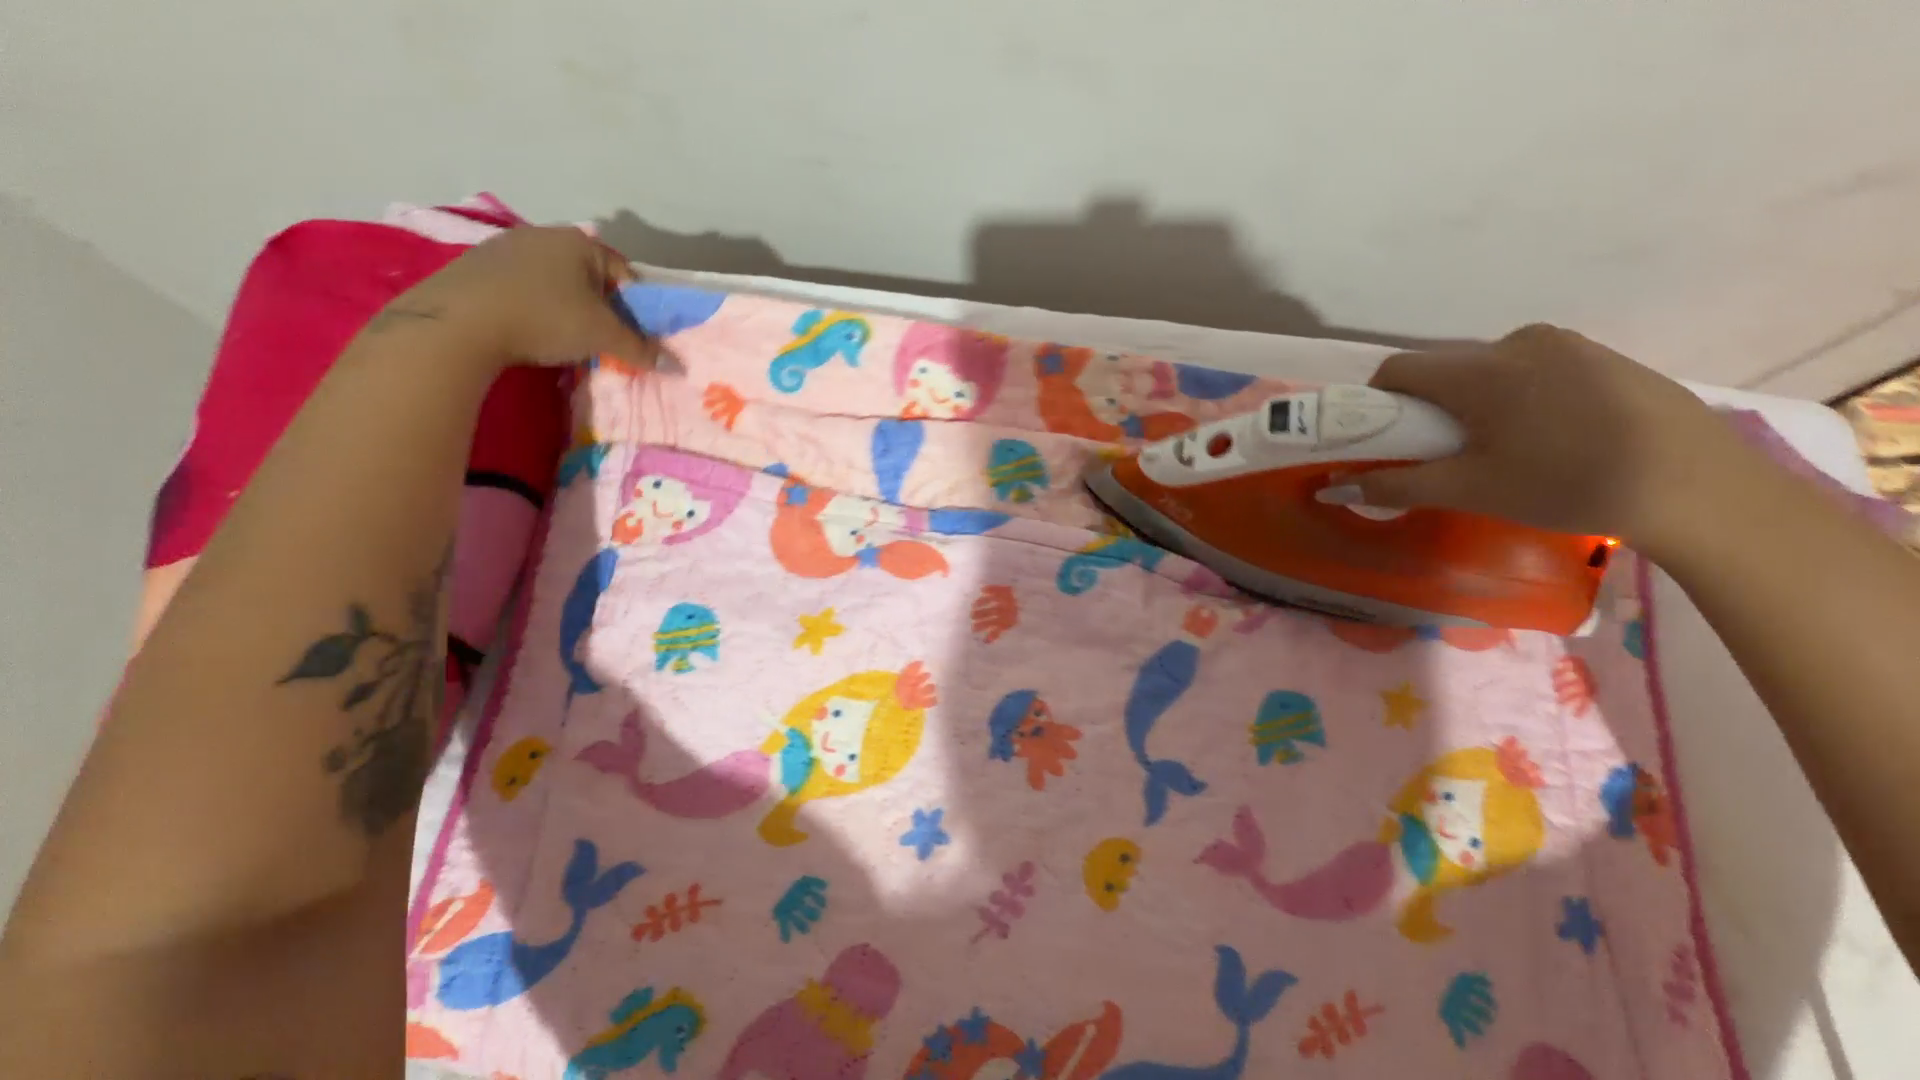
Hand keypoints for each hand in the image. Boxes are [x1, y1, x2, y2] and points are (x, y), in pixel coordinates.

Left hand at [370, 226, 653, 370]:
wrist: (459, 323)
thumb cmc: (544, 319)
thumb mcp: (601, 337)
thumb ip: (641, 350)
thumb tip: (677, 366)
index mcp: (579, 242)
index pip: (623, 273)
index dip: (633, 306)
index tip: (630, 334)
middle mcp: (543, 234)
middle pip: (586, 275)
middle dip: (597, 305)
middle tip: (598, 339)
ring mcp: (504, 246)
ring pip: (551, 279)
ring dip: (562, 305)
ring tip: (560, 338)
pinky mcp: (473, 266)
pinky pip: (517, 285)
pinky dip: (529, 305)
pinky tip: (524, 330)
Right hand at [1357, 324, 1741, 549]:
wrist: (1694, 483)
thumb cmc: (1566, 484)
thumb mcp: (1473, 490)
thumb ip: (1397, 485)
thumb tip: (1333, 486)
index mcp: (1478, 369)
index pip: (1398, 370)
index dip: (1376, 404)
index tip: (1382, 442)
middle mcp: (1516, 342)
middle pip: (1446, 370)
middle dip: (1431, 408)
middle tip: (1444, 457)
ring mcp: (1567, 344)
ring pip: (1492, 371)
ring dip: (1478, 404)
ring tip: (1503, 452)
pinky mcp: (1604, 358)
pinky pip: (1536, 371)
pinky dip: (1521, 399)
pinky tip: (1550, 440)